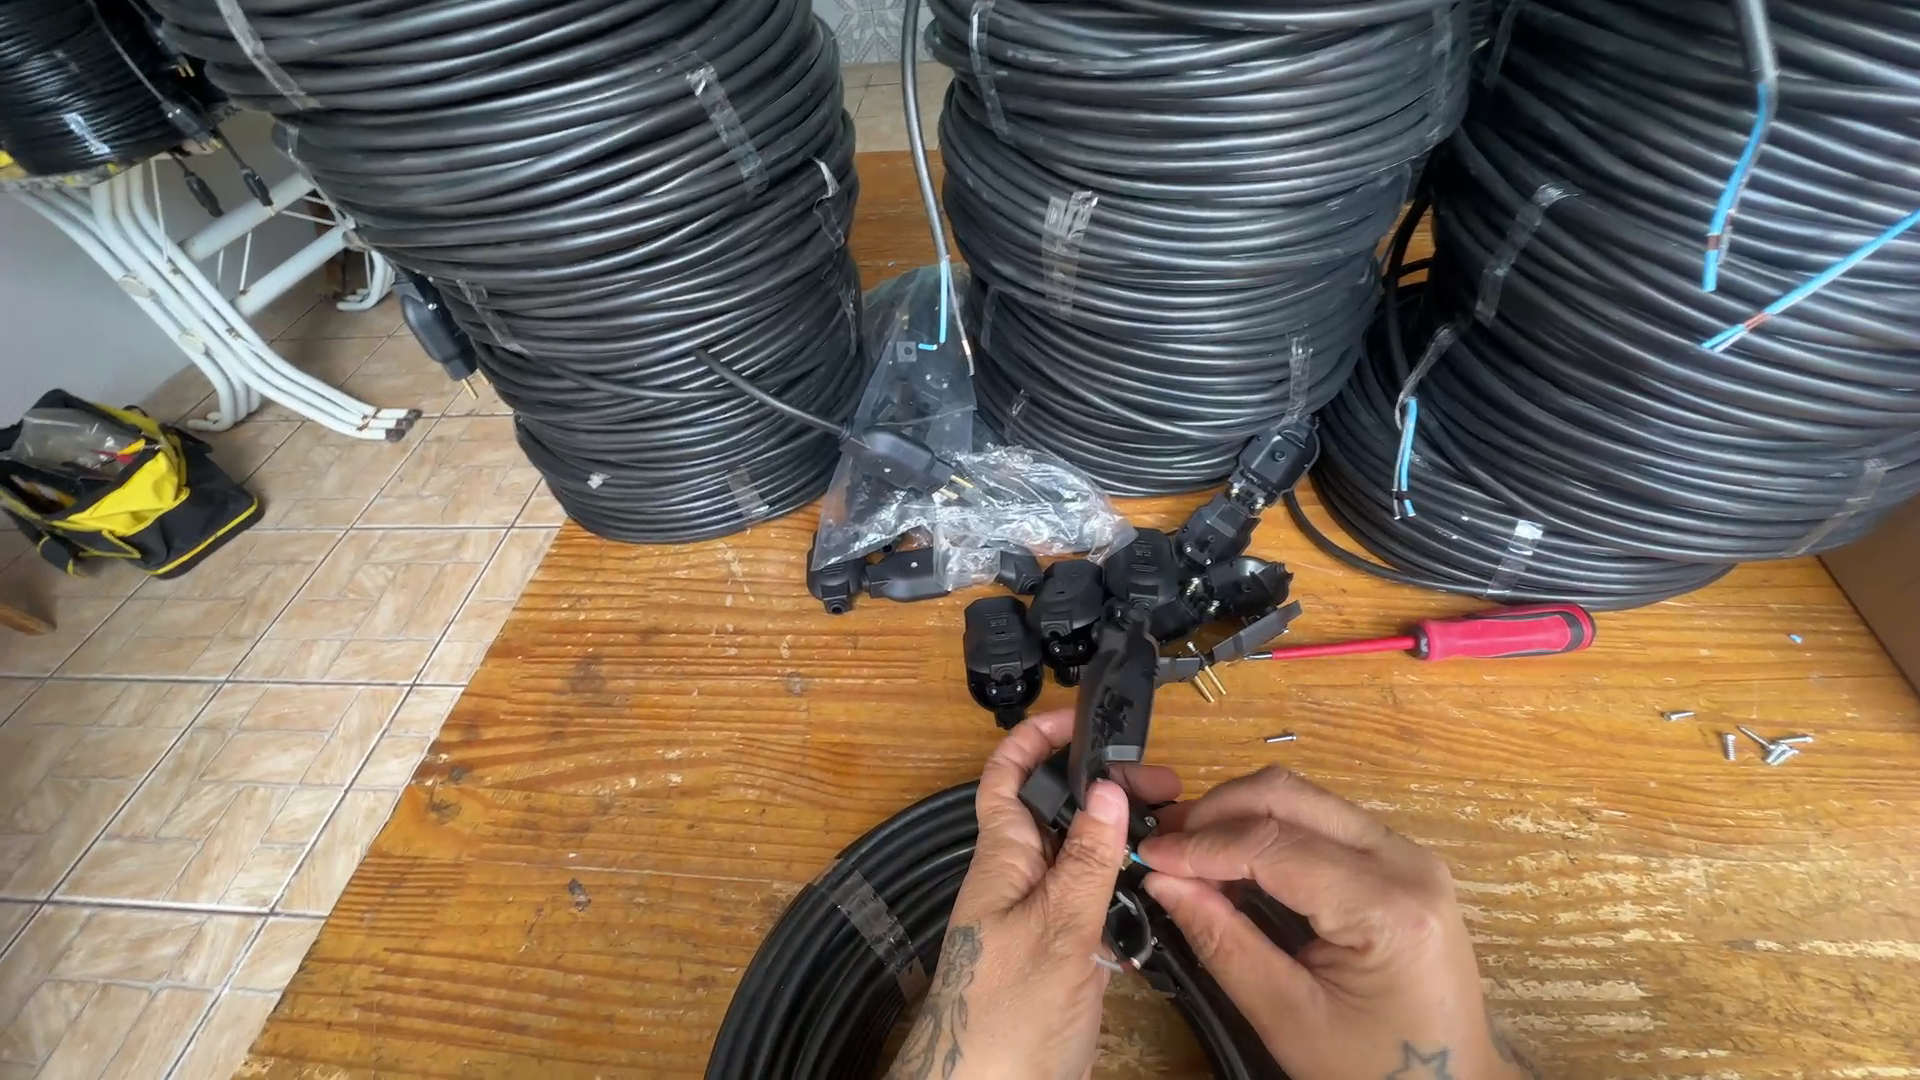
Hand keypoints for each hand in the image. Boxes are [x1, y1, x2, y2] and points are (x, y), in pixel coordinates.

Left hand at [885, 709, 1179, 1079]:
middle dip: (1103, 788)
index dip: (1032, 738)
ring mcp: (1038, 911)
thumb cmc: (1009, 1010)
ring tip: (1172, 831)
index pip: (1006, 775)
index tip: (1073, 717)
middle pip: (1057, 809)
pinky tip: (1158, 893)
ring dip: (1119, 839)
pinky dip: (1122, 891)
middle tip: (1162, 785)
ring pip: (1080, 854)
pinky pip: (1091, 900)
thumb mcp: (1057, 928)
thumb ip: (1086, 860)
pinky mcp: (1058, 946)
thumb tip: (1108, 790)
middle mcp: (1018, 873)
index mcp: (1003, 854)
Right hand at [1137, 768, 1537, 1079]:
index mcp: (1387, 906)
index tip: (1146, 853)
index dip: (1199, 844)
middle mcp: (1403, 859)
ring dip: (1234, 813)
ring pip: (1296, 794)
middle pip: (1285, 794)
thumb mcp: (1288, 1018)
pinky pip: (1312, 814)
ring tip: (1190, 850)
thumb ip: (1220, 939)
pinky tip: (1232, 861)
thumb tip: (1159, 878)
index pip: (1270, 844)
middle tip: (1165, 842)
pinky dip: (1261, 825)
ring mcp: (1403, 851)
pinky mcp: (1394, 855)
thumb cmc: (1375, 1072)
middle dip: (1213, 811)